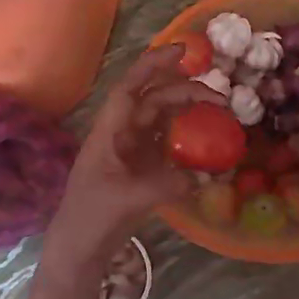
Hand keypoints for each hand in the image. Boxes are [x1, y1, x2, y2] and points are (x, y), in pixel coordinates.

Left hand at [47, 45, 221, 269]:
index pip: (130, 88)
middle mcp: (120, 135)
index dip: (152, 65)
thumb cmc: (92, 217)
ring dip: (187, 113)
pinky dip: (186, 141)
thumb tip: (206, 175)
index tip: (181, 50)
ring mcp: (131, 152)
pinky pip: (167, 146)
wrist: (78, 248)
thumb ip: (168, 185)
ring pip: (162, 121)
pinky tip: (208, 146)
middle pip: (153, 101)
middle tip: (220, 99)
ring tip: (219, 114)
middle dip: (184, 92)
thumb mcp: (129, 199)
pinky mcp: (141, 170)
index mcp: (108, 131)